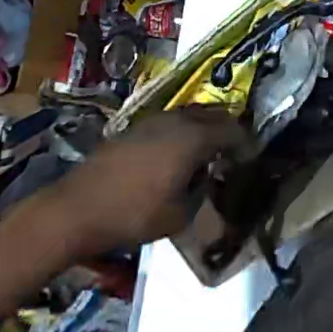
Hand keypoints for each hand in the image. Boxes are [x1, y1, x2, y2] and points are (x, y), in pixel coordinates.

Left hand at [47, 108, 244, 254]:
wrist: (79, 206)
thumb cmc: (134, 213)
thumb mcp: (179, 215)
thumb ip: (200, 193)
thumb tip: (206, 180)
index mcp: (191, 137)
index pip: (231, 130)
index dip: (246, 144)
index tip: (253, 160)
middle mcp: (174, 120)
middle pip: (211, 115)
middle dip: (227, 130)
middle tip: (236, 153)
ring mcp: (151, 120)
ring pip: (188, 115)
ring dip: (203, 129)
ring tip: (211, 154)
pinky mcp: (134, 128)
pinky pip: (169, 123)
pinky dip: (182, 133)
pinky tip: (179, 155)